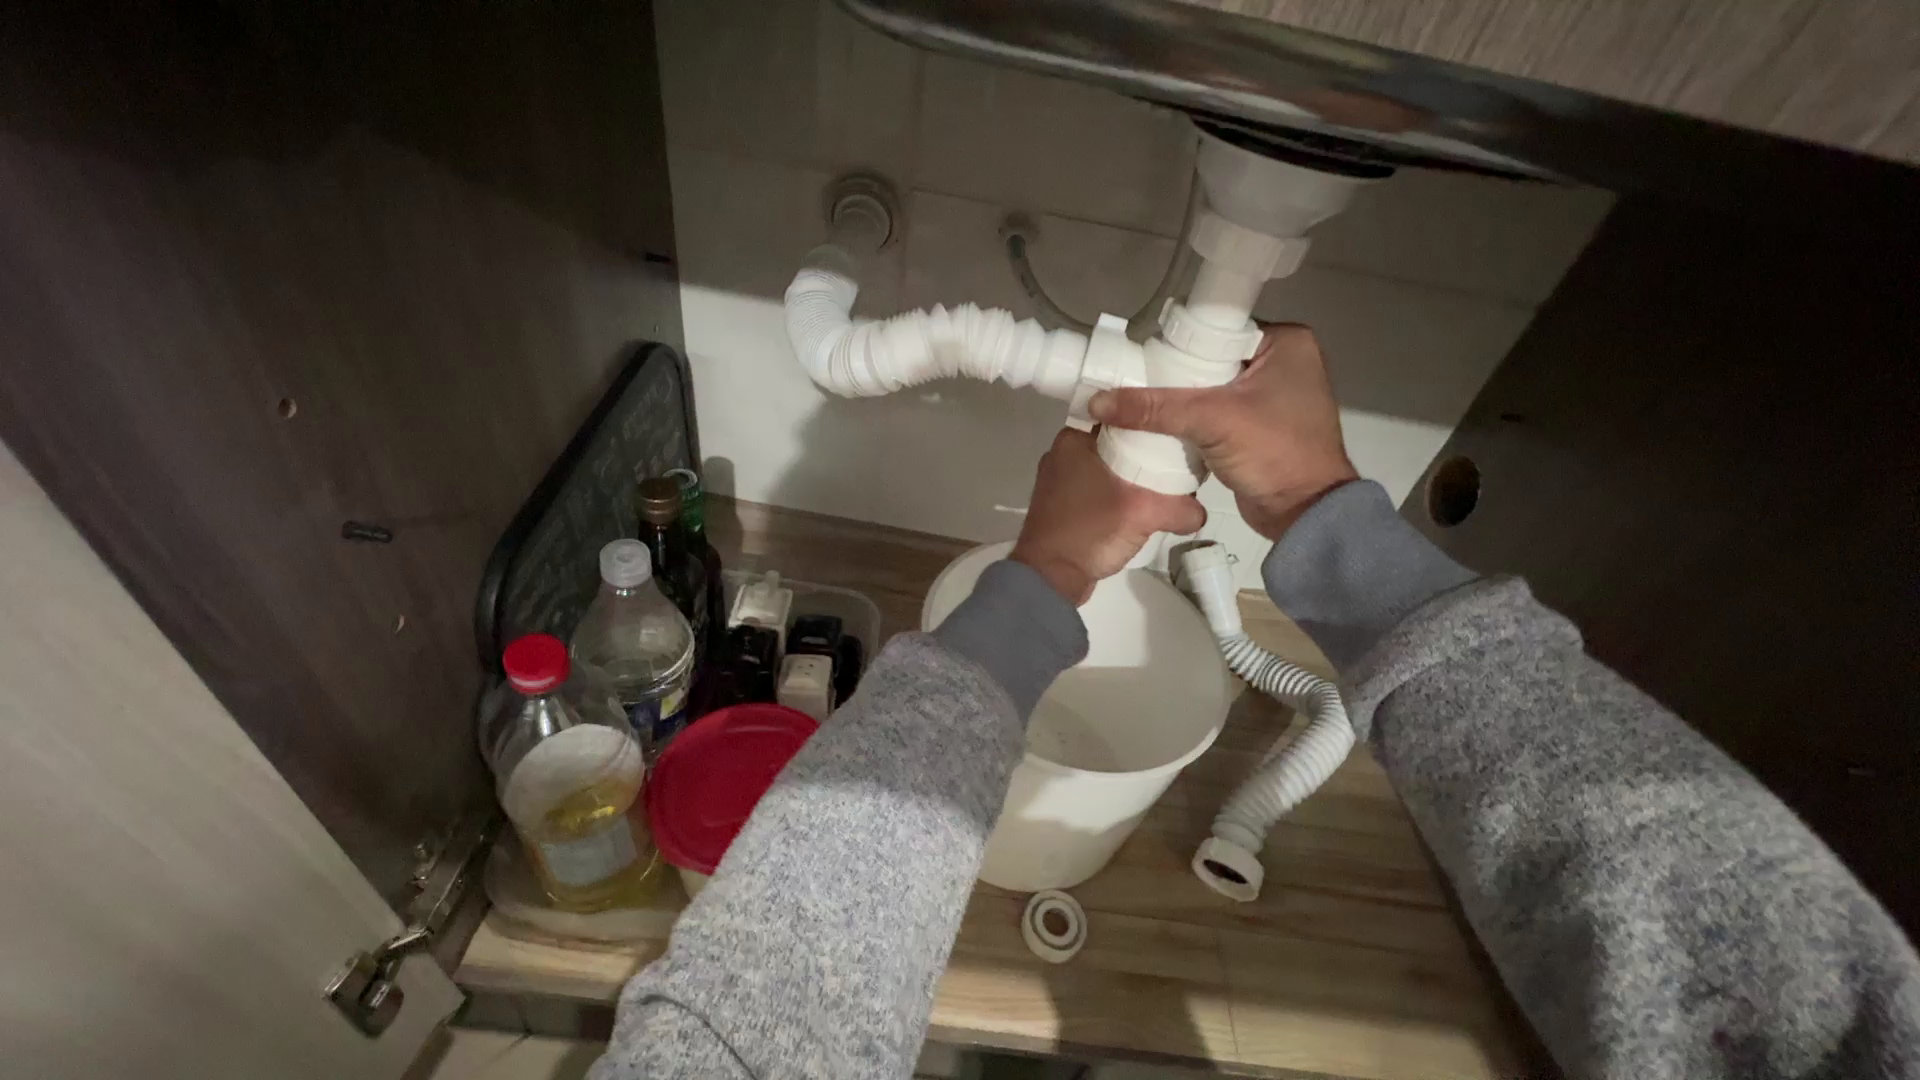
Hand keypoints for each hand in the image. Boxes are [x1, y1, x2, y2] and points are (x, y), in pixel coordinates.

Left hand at [1010, 428, 1206, 603]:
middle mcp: (1065, 453)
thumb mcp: (1143, 513)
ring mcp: (1062, 480)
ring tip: (1168, 488)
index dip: (1155, 425)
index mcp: (1075, 439)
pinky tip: (1142, 507)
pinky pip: (1100, 489)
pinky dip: (1120, 496)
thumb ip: (1179, 506)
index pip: (1124, 416)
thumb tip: (1199, 512)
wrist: (1049, 577)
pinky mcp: (1064, 505)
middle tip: (1182, 465)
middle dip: (1150, 456)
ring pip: (1110, 468)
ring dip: (1136, 479)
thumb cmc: (1090, 531)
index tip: (1183, 435)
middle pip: (1119, 443)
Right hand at [1088, 324, 1356, 539]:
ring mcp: (1270, 396)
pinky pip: (1213, 413)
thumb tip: (1097, 401)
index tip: (1140, 357)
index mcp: (1286, 343)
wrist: (1304, 513)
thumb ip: (1155, 407)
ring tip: (1137, 402)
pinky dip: (1189, 420)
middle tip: (1133, 381)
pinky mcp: (1256, 427)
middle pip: (1210, 359)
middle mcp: (1281, 362)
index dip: (1178, 342)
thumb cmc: (1273, 451)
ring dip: (1177, 399)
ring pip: (1209, 388)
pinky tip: (1158, 425)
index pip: (1218, 329)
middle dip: (1173, 373)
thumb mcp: (1212, 420)